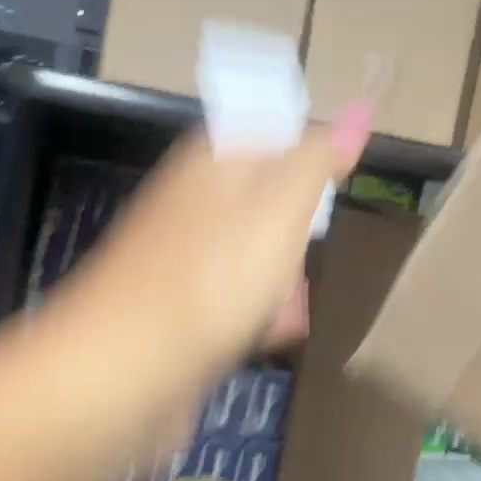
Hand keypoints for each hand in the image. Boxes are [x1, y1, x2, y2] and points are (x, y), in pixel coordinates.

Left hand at [55, 101, 374, 370]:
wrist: (121, 370)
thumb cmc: (213, 278)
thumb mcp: (281, 207)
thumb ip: (317, 159)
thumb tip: (358, 110)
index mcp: (211, 161)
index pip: (270, 133)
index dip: (309, 157)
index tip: (336, 187)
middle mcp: (191, 199)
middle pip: (264, 196)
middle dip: (296, 229)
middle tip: (305, 252)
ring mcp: (179, 255)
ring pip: (250, 252)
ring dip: (279, 277)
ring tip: (289, 304)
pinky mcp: (174, 308)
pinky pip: (230, 298)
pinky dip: (253, 313)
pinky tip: (267, 334)